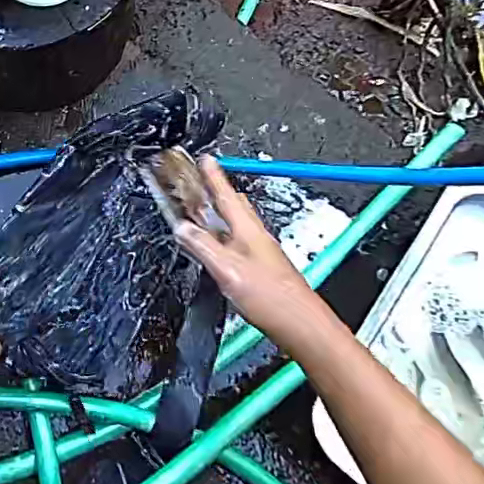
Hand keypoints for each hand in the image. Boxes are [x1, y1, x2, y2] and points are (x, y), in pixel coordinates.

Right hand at [173, 156, 331, 345]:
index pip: (226, 195)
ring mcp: (261, 252)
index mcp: (247, 230)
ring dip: (221, 213)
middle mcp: (256, 236)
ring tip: (206, 210)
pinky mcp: (262, 267)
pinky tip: (220, 246)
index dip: (214, 176)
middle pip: (235, 206)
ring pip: (238, 223)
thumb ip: (202, 246)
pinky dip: (225, 235)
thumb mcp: (227, 269)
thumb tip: (182, 228)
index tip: (206, 159)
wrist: (300, 323)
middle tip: (203, 182)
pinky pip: (240, 241)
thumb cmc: (271, 297)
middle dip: (218, 191)